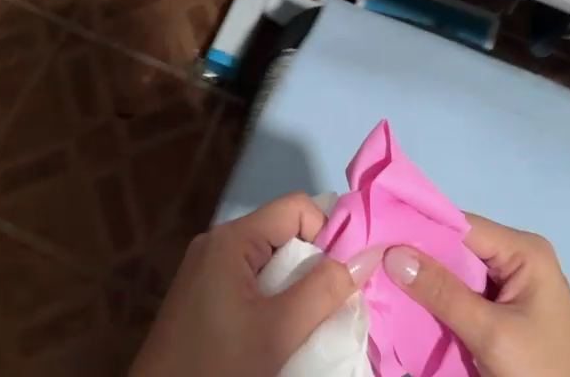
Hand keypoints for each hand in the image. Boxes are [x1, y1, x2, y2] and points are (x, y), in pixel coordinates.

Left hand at [131, 193, 375, 376]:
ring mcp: (207, 269)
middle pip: (285, 234)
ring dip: (296, 289)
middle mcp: (218, 242)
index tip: (344, 279)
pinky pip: (252, 282)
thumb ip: (324, 290)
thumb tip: (367, 253)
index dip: (328, 235)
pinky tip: (282, 334)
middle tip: (331, 308)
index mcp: (232, 237)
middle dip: (315, 266)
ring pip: (271, 262)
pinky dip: (274, 302)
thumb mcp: (278, 332)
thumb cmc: (217, 366)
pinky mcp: (203, 296)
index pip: (297, 208)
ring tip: (308, 325)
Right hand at [384, 213, 569, 376]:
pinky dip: (434, 301)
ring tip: (375, 274)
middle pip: (454, 246)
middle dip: (415, 253)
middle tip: (367, 254)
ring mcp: (508, 288)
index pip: (460, 224)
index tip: (373, 228)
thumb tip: (391, 252)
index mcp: (523, 251)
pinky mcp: (500, 315)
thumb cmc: (544, 373)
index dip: (417, 224)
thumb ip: (443, 293)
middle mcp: (515, 259)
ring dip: (421, 278)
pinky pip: (460, 297)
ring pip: (454, 272)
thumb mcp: (492, 334)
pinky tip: (401, 302)